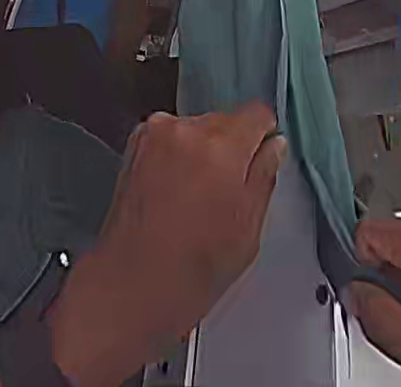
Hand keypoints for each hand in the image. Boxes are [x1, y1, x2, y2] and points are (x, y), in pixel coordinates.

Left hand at [47, 104, 284, 386]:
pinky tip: (174, 190)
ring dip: (203, 149)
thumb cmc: (188, 271)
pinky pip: (173, 135)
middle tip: (225, 190)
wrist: (127, 287)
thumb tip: (273, 146)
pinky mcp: (137, 141)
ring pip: (199, 127)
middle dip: (232, 147)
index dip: (263, 135)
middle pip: (227, 120)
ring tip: (195, 196)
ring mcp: (158, 132)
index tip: (261, 155)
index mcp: (223, 148)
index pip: (257, 113)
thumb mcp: (247, 232)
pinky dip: (177, 153)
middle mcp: (189, 129)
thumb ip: (264, 177)